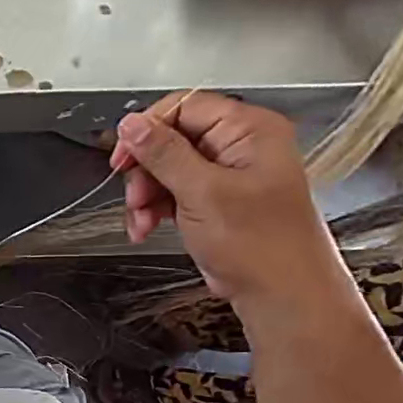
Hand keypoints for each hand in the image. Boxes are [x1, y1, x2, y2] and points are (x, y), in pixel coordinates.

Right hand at [109, 91, 340, 308]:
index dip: (148, 130)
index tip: (122, 157)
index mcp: (248, 130)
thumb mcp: (203, 193)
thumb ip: (164, 154)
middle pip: (171, 141)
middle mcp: (239, 147)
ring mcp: (226, 177)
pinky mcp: (215, 203)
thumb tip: (133, 125)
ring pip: (167, 171)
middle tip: (135, 198)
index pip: (184, 107)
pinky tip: (146, 228)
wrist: (280, 295)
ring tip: (141, 222)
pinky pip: (174, 195)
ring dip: (146, 196)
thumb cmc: (260, 246)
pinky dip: (155, 210)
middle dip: (146, 172)